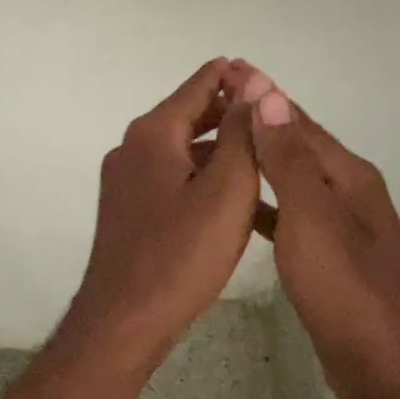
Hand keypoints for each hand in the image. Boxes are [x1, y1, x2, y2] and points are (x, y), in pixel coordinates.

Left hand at [67, 58, 261, 357]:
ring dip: (218, 147)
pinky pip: (171, 178)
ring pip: (181, 150)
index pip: (200, 84)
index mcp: (153, 134)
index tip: (271, 79)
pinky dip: (201, 175)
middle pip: (188, 115)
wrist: (123, 321)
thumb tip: (255, 83)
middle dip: (230, 112)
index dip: (237, 77)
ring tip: (262, 154)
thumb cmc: (181, 255)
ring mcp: (125, 181)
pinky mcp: (128, 211)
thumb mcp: (227, 190)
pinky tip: (230, 194)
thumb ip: (242, 133)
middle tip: (276, 119)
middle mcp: (132, 148)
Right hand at [244, 75, 399, 398]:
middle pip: (297, 145)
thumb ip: (289, 160)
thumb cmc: (348, 291)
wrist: (389, 369)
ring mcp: (339, 229)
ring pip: (291, 181)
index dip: (263, 94)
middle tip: (212, 103)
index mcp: (347, 176)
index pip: (298, 121)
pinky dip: (264, 203)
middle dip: (259, 121)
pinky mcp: (328, 261)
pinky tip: (240, 206)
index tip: (227, 68)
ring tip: (216, 147)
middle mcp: (347, 193)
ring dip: (259, 160)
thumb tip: (269, 94)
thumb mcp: (313, 219)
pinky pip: (289, 217)